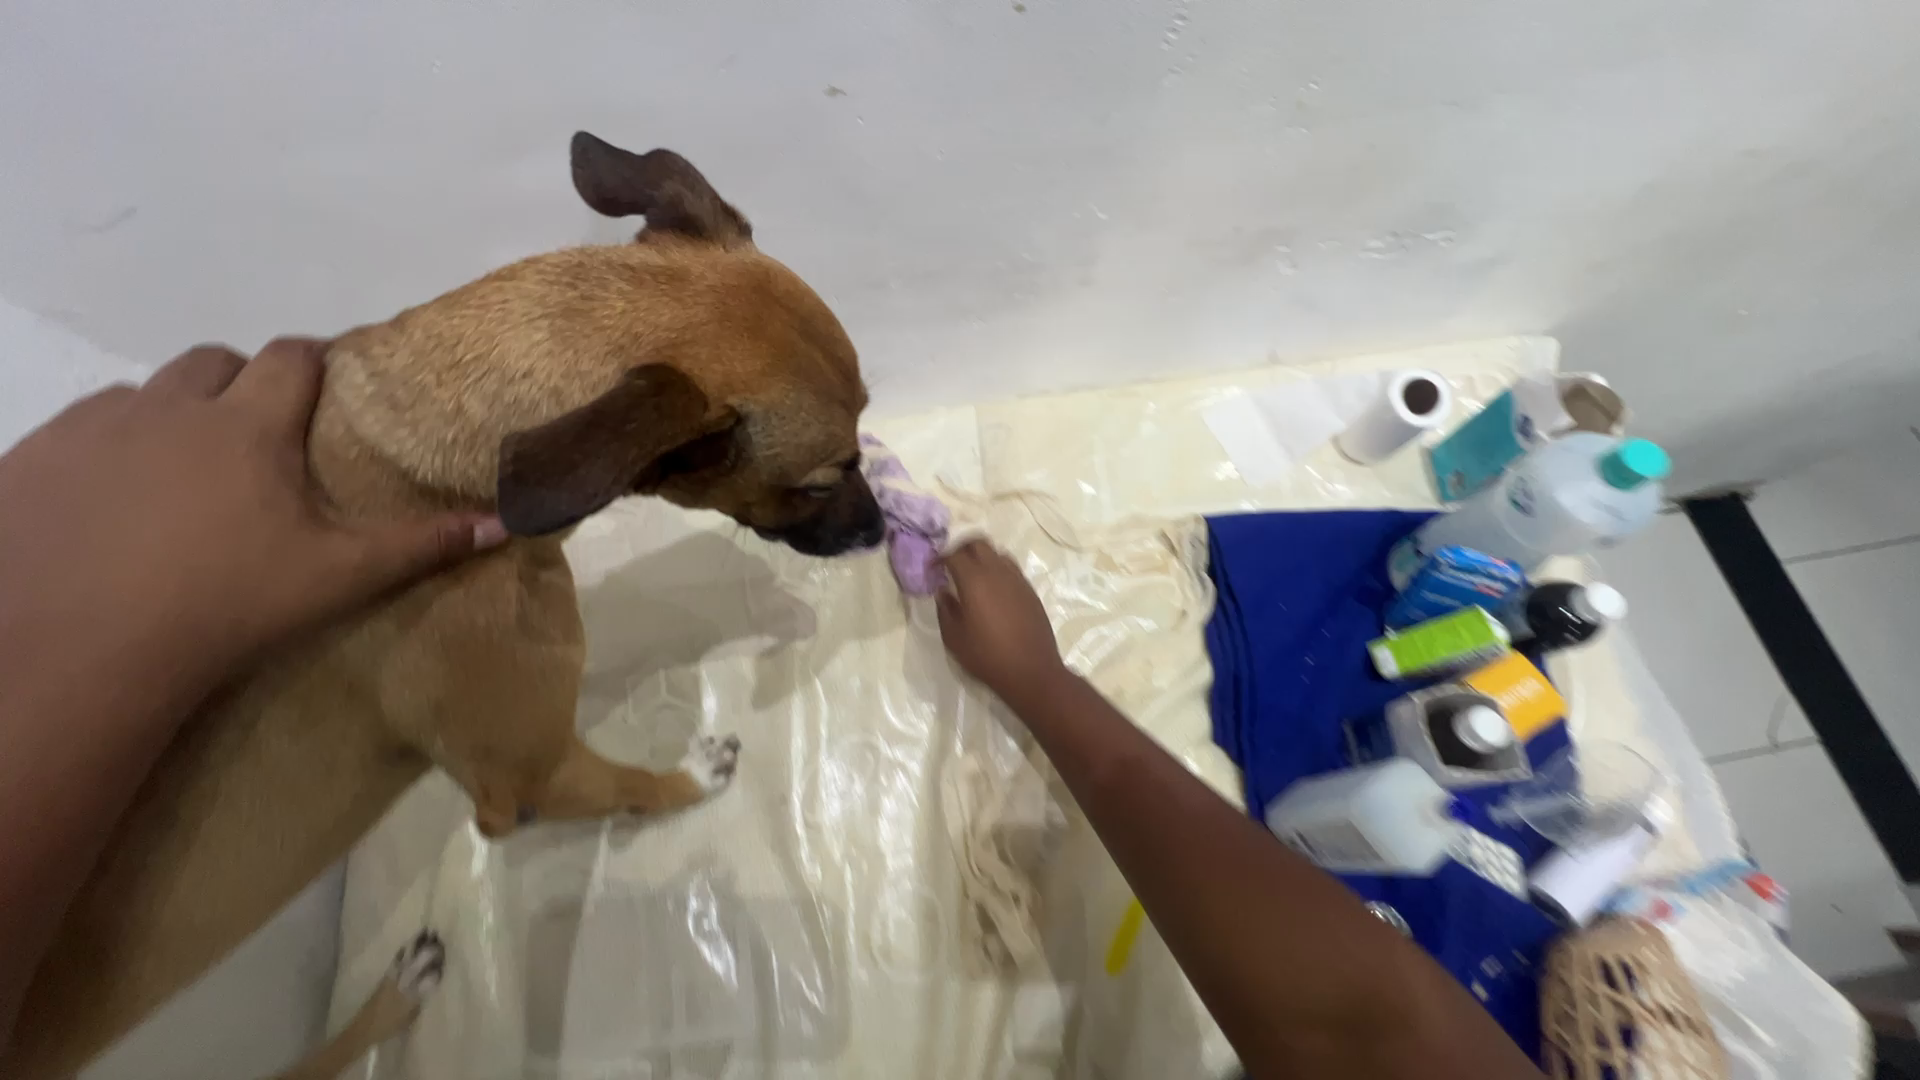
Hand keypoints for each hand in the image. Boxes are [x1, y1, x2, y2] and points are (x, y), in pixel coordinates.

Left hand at [0, 338, 504, 704]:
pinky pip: (84, 425)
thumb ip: (426, 542)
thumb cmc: (230, 601)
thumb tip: (507, 524)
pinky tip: (128, 493)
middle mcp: (167, 410)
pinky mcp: (29, 461)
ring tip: (200, 463)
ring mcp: (88, 432)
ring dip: (182, 408)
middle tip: (275, 430)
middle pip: (217, 361)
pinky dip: (118, 441)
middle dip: (251, 380)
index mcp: (247, 428)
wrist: (76, 650)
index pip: (292, 357)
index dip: (323, 355)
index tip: (347, 373)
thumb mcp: (343, 573)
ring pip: (148, 391)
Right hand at [935, 539, 1066, 695]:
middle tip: (951, 564)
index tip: (932, 568)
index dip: (939, 557)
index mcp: (974, 580)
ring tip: (972, 575)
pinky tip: (992, 589)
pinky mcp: (1030, 590)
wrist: (1031, 671)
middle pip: (978, 543)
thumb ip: (945, 609)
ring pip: (997, 553)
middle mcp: (997, 572)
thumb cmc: (987, 656)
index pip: (953, 554)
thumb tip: (943, 592)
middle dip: (961, 548)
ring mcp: (1017, 579)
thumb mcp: (954, 638)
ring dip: (982, 557)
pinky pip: (1011, 568)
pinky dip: (998, 569)